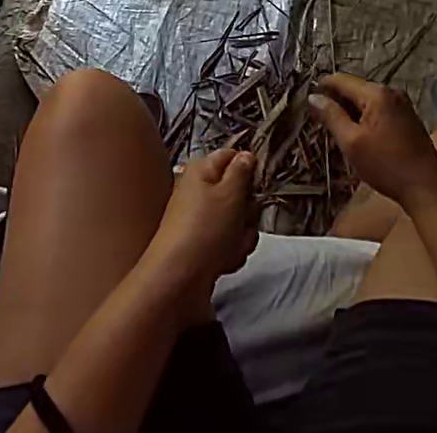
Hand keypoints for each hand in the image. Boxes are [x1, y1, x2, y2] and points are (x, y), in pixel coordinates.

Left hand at [143, 148, 258, 294]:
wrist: (177, 280)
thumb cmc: (205, 228)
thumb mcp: (229, 193)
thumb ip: (242, 170)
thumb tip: (246, 155)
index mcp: (202, 170)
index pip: (233, 156)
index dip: (249, 168)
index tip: (258, 184)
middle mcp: (200, 191)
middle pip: (240, 191)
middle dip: (247, 209)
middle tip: (241, 219)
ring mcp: (202, 219)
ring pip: (239, 220)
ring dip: (242, 235)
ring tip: (230, 246)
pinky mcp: (204, 245)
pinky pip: (229, 242)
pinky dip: (231, 252)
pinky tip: (224, 261)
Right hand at [308, 74, 436, 207]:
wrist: (425, 187)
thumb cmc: (385, 164)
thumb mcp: (351, 141)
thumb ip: (331, 116)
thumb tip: (313, 97)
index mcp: (377, 94)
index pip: (342, 80)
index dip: (323, 86)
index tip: (308, 99)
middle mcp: (391, 92)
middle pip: (356, 89)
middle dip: (337, 100)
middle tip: (320, 117)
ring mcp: (403, 104)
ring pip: (368, 100)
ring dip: (351, 110)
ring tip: (336, 126)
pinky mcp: (408, 118)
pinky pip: (380, 109)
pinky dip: (366, 116)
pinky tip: (359, 132)